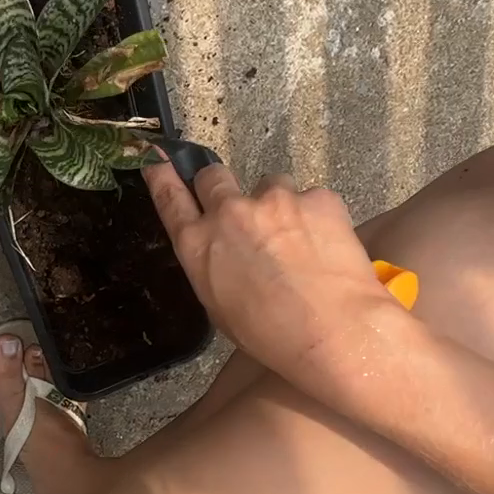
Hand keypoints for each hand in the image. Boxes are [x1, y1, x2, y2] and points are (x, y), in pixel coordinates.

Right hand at [143, 160, 406, 391]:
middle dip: (220, 186)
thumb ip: (212, 263)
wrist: (335, 331)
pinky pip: (311, 198)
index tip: (159, 159)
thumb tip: (223, 250)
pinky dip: (315, 217)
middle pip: (212, 176)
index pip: (169, 197)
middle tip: (239, 210)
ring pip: (268, 185)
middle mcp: (228, 212)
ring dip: (275, 205)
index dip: (162, 174)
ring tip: (296, 241)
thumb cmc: (269, 334)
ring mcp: (274, 199)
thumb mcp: (218, 304)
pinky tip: (326, 246)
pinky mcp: (318, 197)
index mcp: (197, 244)